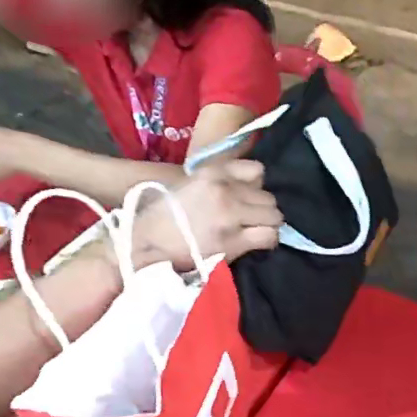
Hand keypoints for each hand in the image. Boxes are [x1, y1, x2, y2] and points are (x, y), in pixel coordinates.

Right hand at [134, 161, 280, 267]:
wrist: (143, 245)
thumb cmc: (162, 218)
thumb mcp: (187, 185)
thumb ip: (216, 182)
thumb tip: (247, 187)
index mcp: (211, 173)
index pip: (256, 171)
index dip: (257, 188)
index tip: (250, 199)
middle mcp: (224, 190)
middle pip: (268, 197)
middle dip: (263, 210)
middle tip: (251, 222)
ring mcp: (231, 215)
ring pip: (273, 216)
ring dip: (267, 225)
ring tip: (253, 233)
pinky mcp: (234, 240)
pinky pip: (269, 236)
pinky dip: (268, 241)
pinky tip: (257, 245)